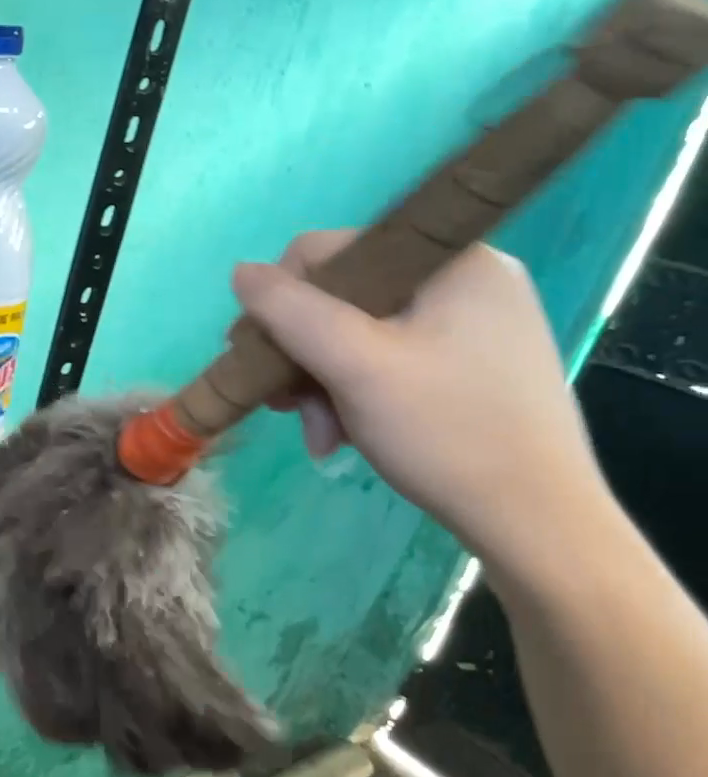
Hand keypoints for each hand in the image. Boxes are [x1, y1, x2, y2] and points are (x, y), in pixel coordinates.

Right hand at [231, 230, 607, 568]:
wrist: (537, 524)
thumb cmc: (446, 430)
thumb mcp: (351, 363)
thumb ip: (288, 309)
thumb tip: (240, 272)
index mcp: (451, 262)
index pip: (328, 251)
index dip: (284, 299)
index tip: (266, 354)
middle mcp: (464, 280)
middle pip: (337, 296)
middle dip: (301, 353)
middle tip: (285, 404)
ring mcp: (470, 324)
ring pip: (353, 331)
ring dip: (317, 380)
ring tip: (315, 428)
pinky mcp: (468, 363)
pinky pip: (383, 358)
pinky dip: (349, 392)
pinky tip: (338, 431)